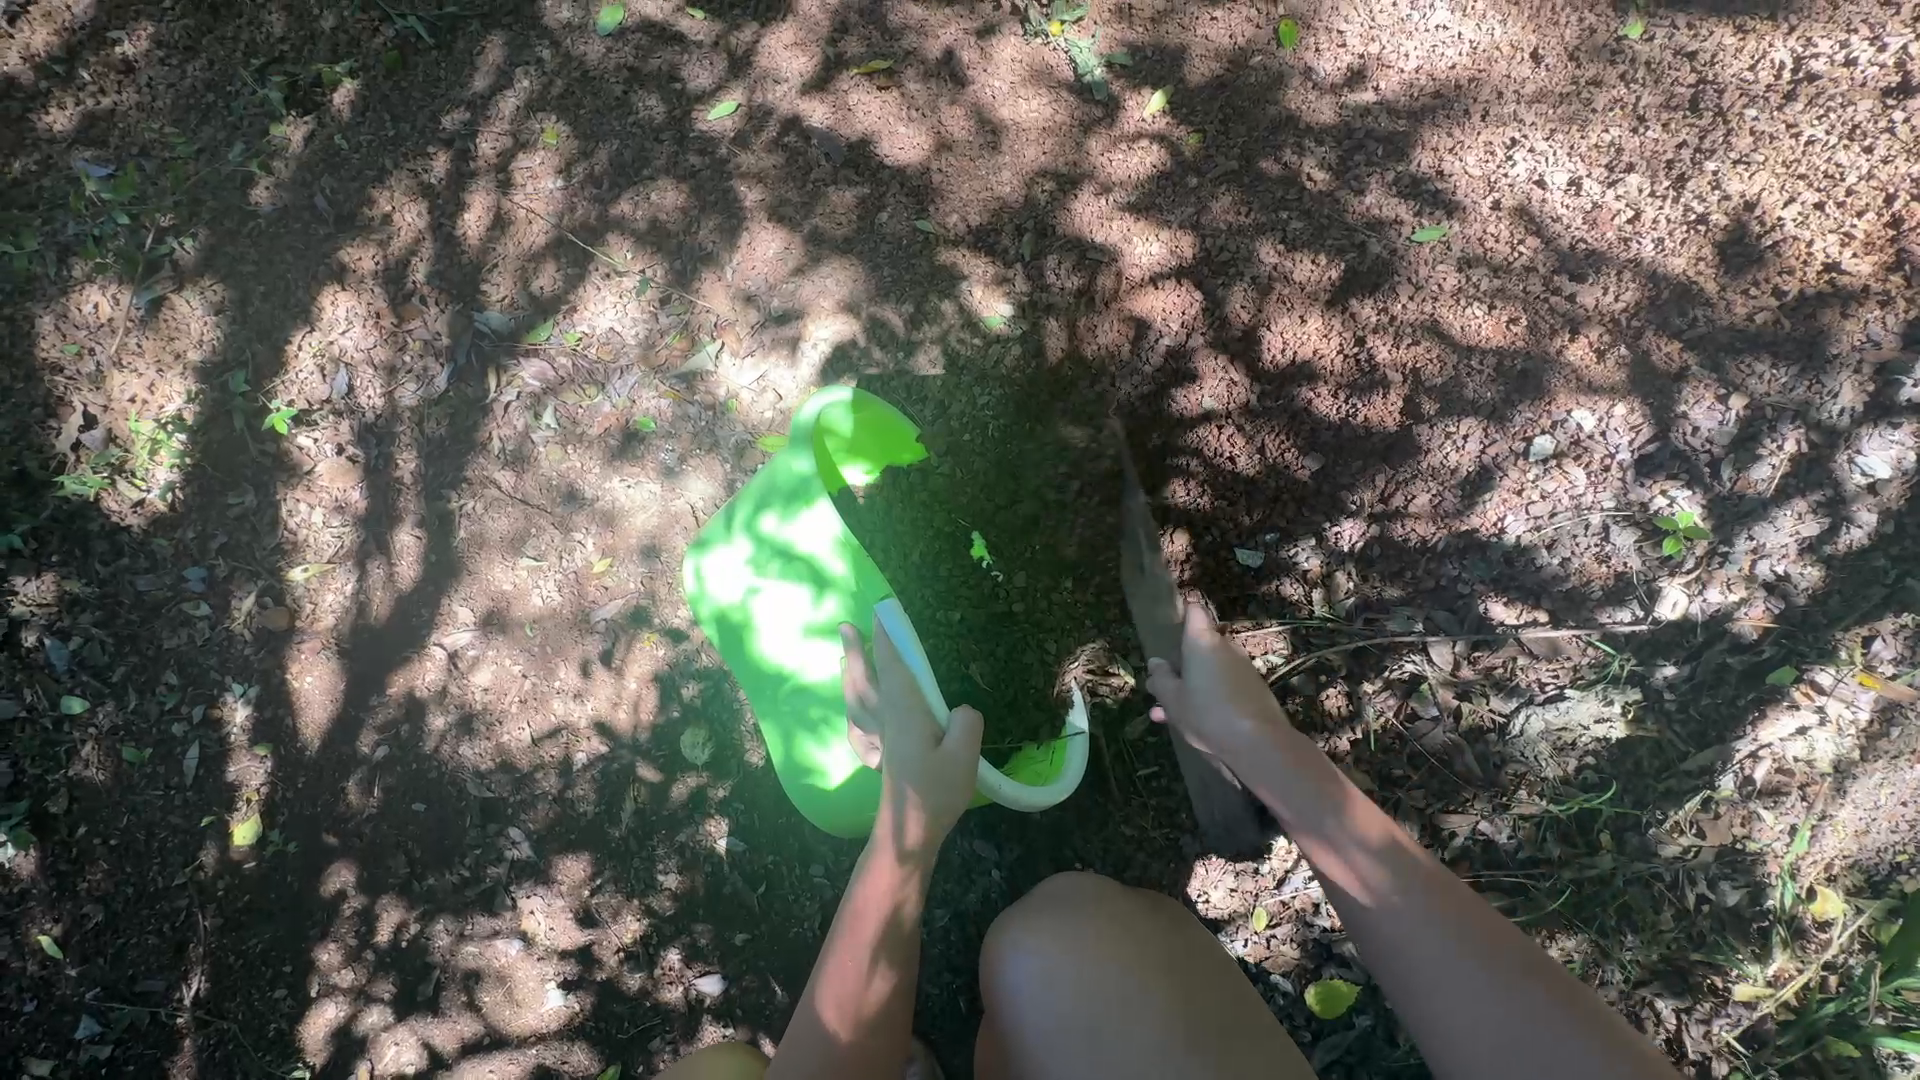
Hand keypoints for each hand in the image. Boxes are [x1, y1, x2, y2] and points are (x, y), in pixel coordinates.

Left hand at [840, 620, 983, 865]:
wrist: (908, 833)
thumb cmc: (935, 792)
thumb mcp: (964, 755)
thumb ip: (965, 722)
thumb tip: (959, 710)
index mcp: (904, 712)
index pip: (894, 665)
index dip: (889, 637)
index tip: (883, 611)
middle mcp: (886, 720)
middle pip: (864, 679)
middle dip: (856, 651)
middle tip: (845, 626)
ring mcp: (878, 740)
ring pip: (856, 700)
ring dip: (849, 675)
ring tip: (843, 659)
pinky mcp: (879, 758)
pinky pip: (858, 728)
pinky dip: (852, 714)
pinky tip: (853, 716)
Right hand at [1145, 604, 1290, 755]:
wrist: (1259, 743)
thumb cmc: (1207, 713)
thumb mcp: (1172, 699)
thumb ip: (1161, 679)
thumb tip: (1155, 663)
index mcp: (1201, 642)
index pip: (1194, 611)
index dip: (1184, 612)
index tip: (1174, 622)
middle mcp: (1224, 647)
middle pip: (1198, 646)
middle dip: (1179, 666)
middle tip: (1161, 690)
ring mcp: (1241, 668)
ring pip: (1208, 671)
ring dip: (1190, 687)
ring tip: (1167, 715)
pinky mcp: (1253, 688)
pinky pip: (1223, 686)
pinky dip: (1208, 697)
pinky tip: (1194, 723)